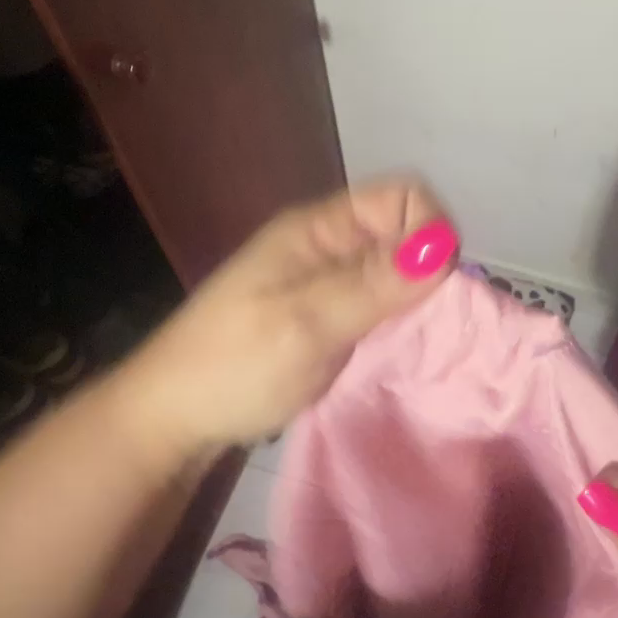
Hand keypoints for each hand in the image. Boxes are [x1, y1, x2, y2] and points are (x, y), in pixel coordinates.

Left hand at [118, 177, 456, 452]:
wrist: (173, 420)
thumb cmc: (231, 366)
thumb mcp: (304, 325)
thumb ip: (372, 285)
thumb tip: (444, 248)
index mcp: (318, 230)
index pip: (399, 196)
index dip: (428, 228)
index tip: (434, 283)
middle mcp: (329, 246)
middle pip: (404, 231)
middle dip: (428, 266)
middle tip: (425, 319)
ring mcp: (329, 283)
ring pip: (397, 269)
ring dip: (416, 296)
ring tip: (415, 337)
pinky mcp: (330, 317)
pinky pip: (383, 303)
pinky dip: (400, 319)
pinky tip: (399, 347)